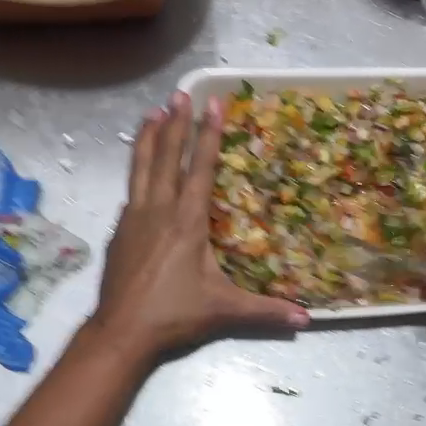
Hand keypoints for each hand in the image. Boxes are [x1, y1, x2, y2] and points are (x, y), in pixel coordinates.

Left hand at [90, 93, 309, 357]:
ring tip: (152, 113)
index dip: (208, 135)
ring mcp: (133, 220)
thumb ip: (265, 311)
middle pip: (166, 158)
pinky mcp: (119, 233)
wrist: (122, 330)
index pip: (200, 168)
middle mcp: (158, 211)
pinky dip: (136, 171)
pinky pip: (130, 191)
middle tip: (178, 95)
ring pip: (140, 168)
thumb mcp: (224, 311)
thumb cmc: (175, 315)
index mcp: (187, 222)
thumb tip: (306, 319)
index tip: (213, 104)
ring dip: (148, 139)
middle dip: (175, 124)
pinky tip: (139, 171)